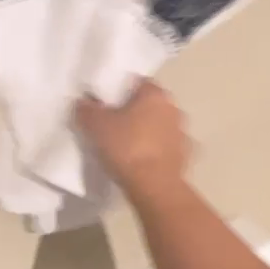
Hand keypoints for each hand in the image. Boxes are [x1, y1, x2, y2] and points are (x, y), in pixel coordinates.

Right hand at [75, 80, 189, 196]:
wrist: (153, 185)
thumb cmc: (126, 147)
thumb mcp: (95, 125)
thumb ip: (87, 109)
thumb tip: (83, 101)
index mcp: (155, 94)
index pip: (136, 83)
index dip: (118, 91)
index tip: (104, 104)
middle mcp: (174, 108)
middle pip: (148, 104)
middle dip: (132, 112)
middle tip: (110, 124)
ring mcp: (183, 133)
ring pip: (158, 126)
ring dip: (145, 131)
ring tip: (124, 145)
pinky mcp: (185, 156)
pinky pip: (165, 147)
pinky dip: (154, 151)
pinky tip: (140, 161)